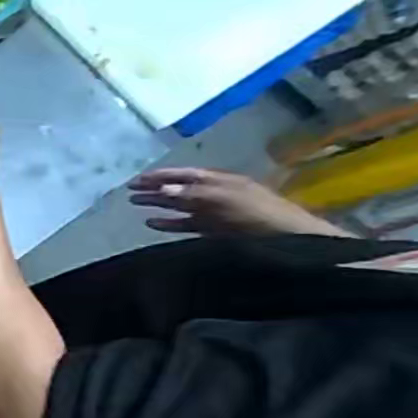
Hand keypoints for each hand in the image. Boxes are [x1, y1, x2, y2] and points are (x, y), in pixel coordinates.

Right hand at [128, 168, 353, 237]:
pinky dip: (168, 223)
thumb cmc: (256, 216)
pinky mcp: (214, 231)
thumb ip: (191, 194)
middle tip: (130, 191)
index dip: (160, 175)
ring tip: (135, 204)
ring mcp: (216, 213)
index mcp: (221, 181)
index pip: (184, 174)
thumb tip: (160, 188)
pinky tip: (152, 224)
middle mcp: (217, 194)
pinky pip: (185, 224)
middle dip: (155, 187)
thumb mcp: (223, 200)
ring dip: (158, 203)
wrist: (288, 242)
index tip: (135, 180)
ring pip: (180, 205)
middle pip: (180, 188)